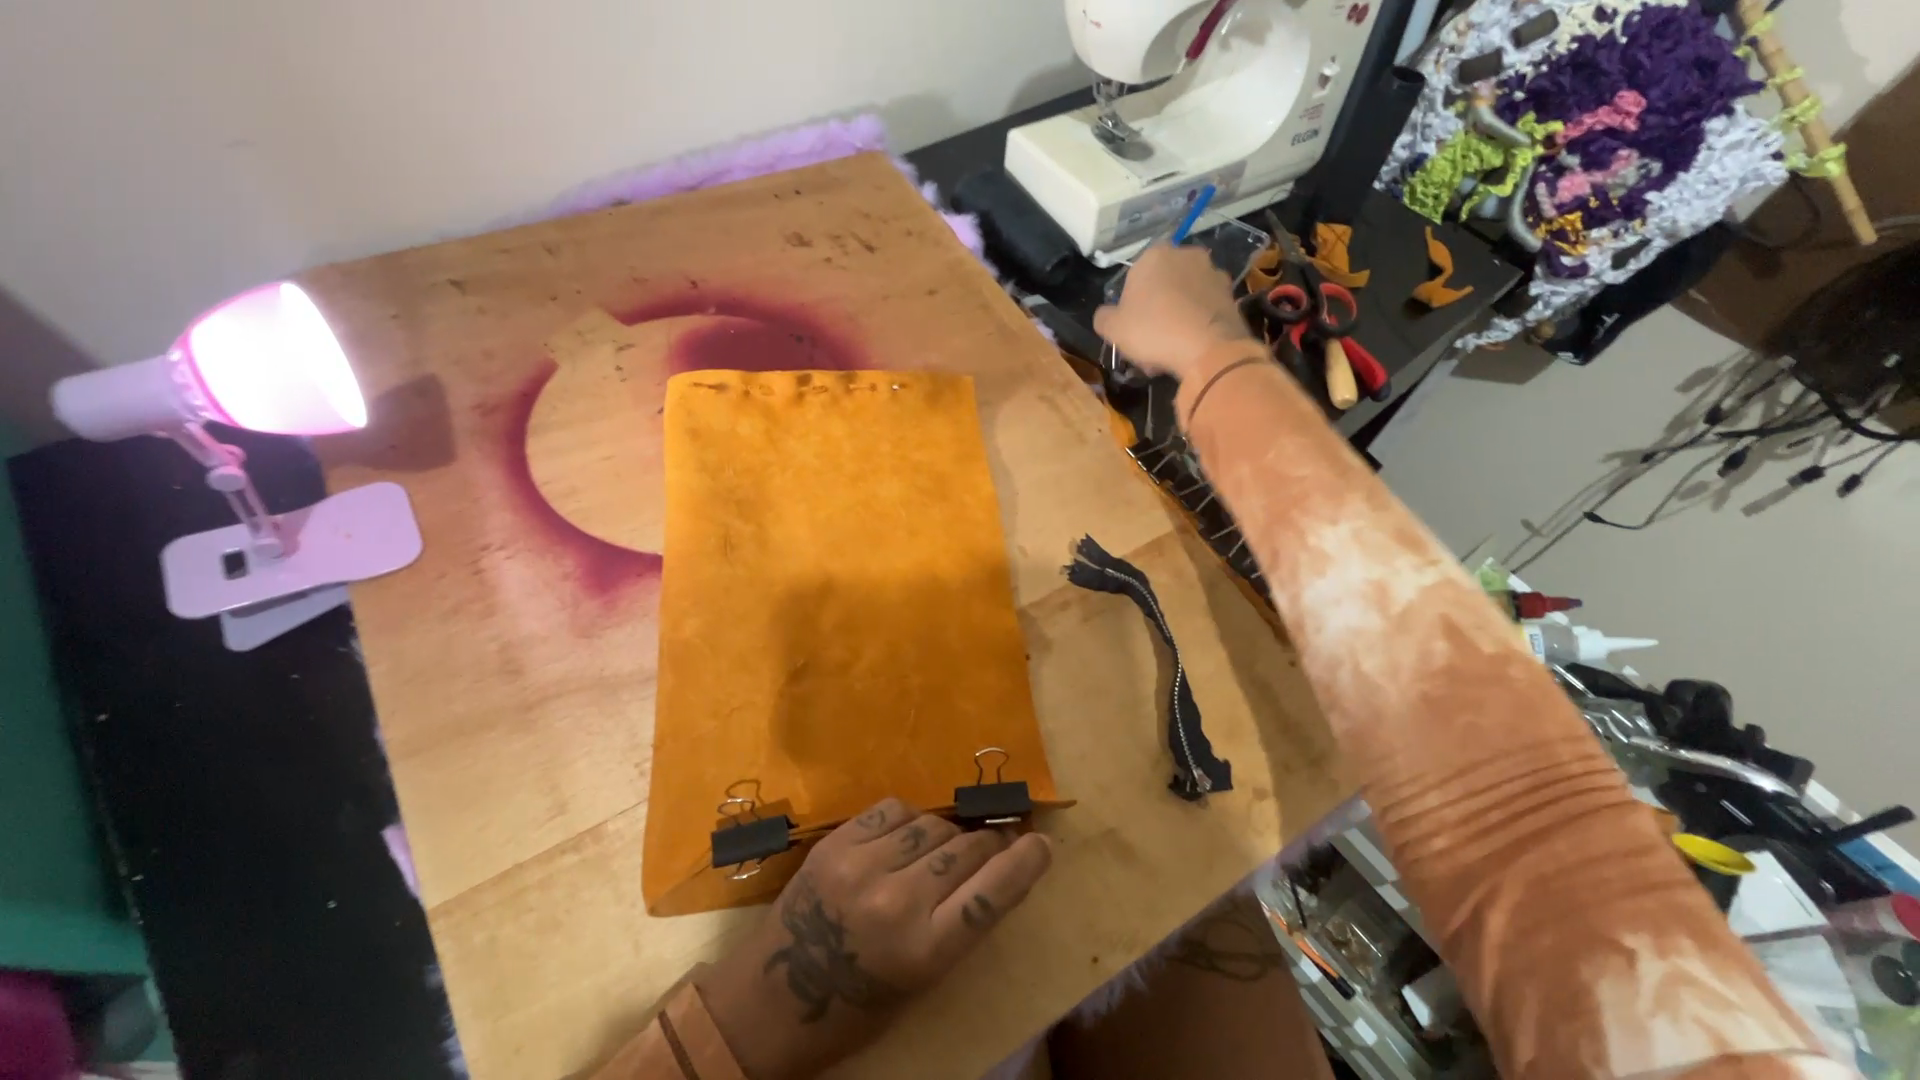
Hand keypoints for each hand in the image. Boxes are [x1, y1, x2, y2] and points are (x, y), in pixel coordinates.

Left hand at [697, 799, 1054, 1078]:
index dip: (1025, 862)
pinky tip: (908, 834)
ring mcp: (861, 866)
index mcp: (923, 951)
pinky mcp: (834, 843)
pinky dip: (910, 819)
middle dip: (990, 845)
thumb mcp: (921, 982)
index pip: (992, 893)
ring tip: (947, 847)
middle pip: (967, 851)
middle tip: (997, 845)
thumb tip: (999, 870)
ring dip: (950, 834)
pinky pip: (893, 809)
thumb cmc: (856, 1007)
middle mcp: (896, 901)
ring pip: (933, 825)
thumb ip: (959, 926)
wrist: (770, 1001)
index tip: (1042, 845)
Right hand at [1094, 243, 1255, 381]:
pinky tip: (1191, 347)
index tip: (1132, 325)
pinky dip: (1198, 323)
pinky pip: (1205, 308)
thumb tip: (1107, 314)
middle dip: (1157, 308)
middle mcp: (1186, 255)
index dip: (1131, 303)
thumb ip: (1104, 316)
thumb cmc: (1153, 330)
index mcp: (1154, 255)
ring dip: (1178, 316)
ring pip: (1185, 296)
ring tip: (1172, 348)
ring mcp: (1213, 272)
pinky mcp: (1232, 294)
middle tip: (1151, 339)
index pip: (1135, 276)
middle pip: (1163, 284)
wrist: (1209, 348)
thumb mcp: (1112, 328)